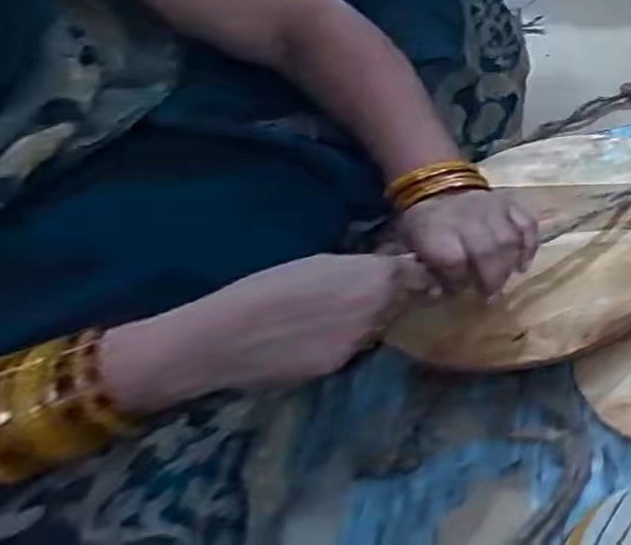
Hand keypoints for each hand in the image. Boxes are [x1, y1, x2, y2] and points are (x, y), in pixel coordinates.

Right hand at [102, 254, 437, 411]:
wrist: (213, 340)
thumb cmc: (266, 288)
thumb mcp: (323, 262)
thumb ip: (365, 267)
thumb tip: (393, 267)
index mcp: (375, 278)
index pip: (417, 274)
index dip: (417, 273)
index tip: (415, 273)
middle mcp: (376, 309)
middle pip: (401, 301)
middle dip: (394, 296)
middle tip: (369, 294)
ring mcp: (358, 341)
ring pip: (378, 327)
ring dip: (370, 320)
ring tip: (334, 316)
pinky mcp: (336, 367)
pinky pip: (353, 348)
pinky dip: (345, 341)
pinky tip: (315, 338)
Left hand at [396, 188, 539, 297]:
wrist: (441, 189)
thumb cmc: (424, 226)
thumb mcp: (409, 248)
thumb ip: (423, 273)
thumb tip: (441, 293)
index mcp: (437, 231)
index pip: (453, 261)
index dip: (458, 281)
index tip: (460, 291)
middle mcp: (469, 218)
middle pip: (487, 250)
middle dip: (492, 279)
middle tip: (492, 298)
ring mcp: (494, 209)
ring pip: (509, 238)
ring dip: (510, 264)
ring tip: (507, 281)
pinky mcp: (512, 204)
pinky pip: (528, 224)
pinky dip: (530, 245)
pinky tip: (524, 264)